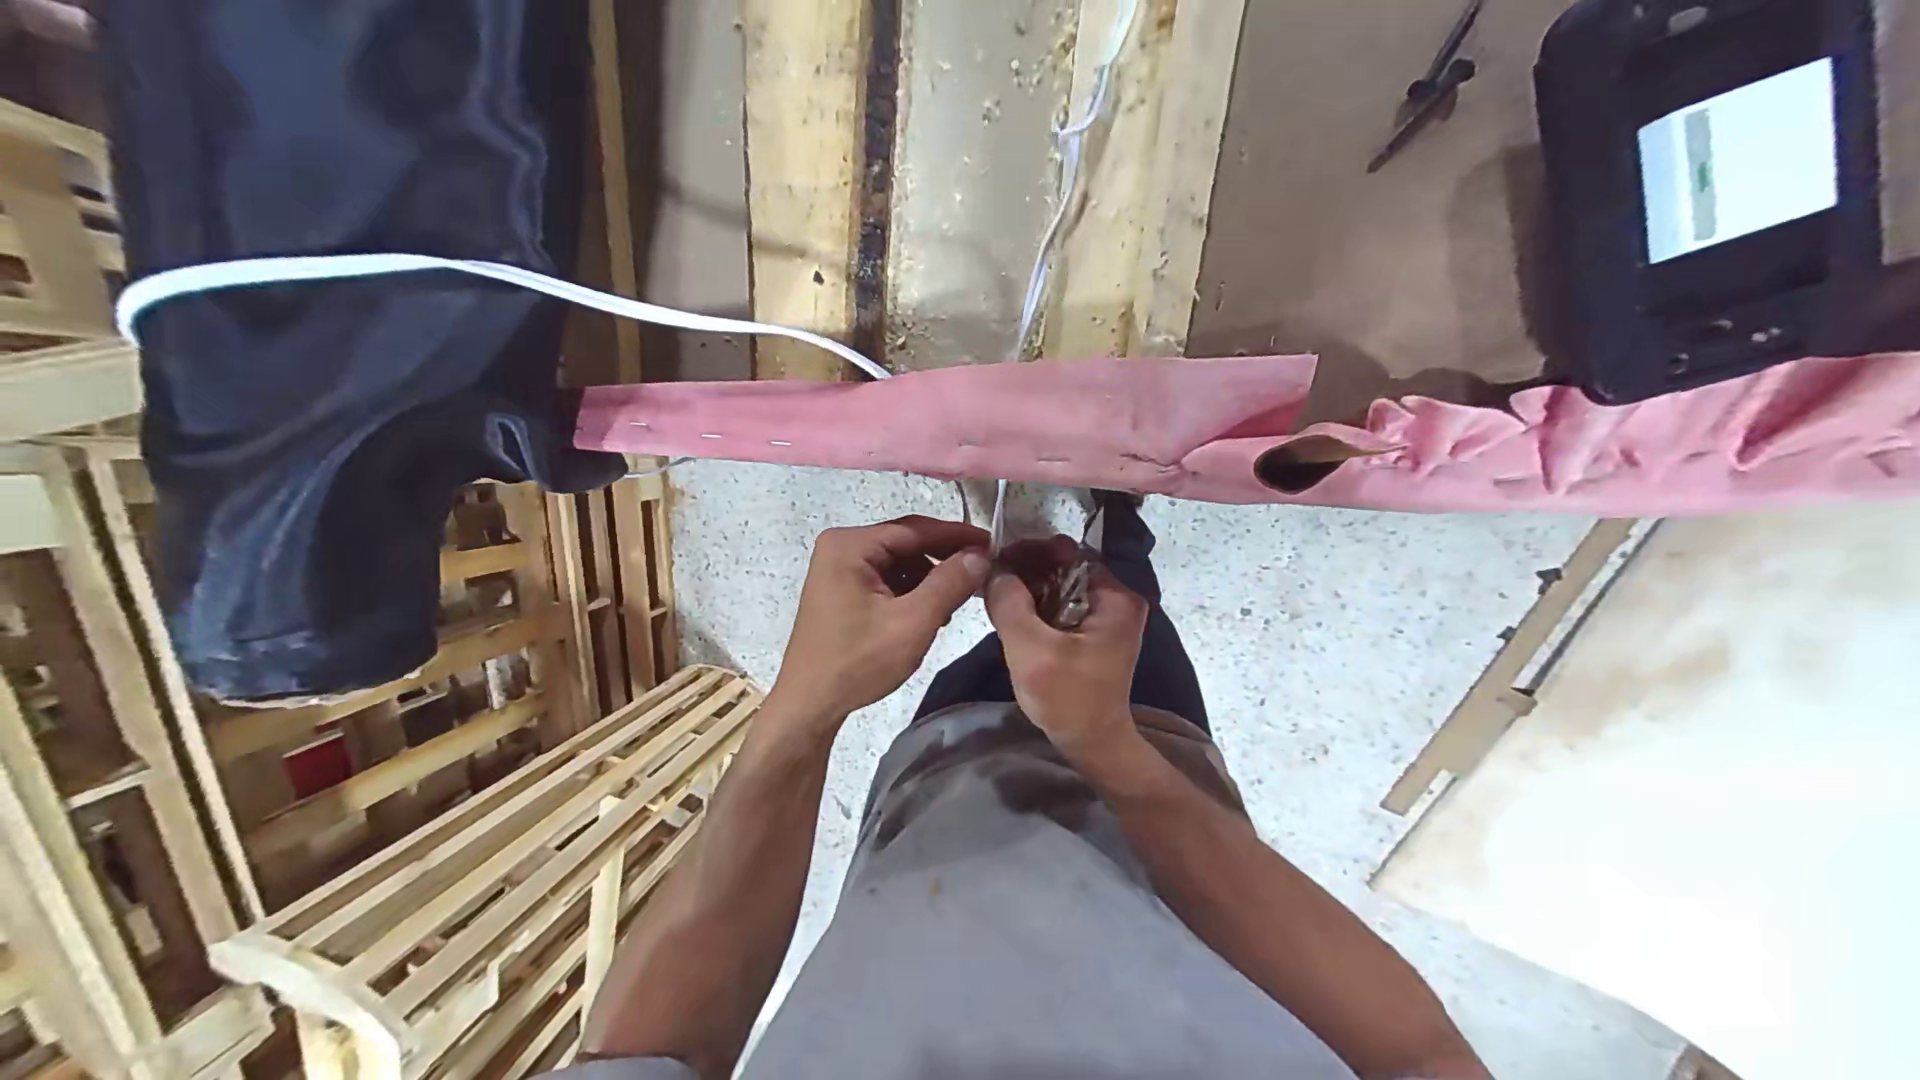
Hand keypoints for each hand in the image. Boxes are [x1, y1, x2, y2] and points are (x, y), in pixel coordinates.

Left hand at [770, 515, 990, 723]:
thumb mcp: (912, 622)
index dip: (958, 536)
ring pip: (899, 561)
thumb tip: (981, 556)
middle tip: (984, 570)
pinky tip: (933, 609)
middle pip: (906, 542)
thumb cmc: (858, 662)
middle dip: (945, 556)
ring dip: (930, 576)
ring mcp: (839, 568)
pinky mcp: (842, 589)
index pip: (915, 530)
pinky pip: (886, 577)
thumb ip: (949, 584)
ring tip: (961, 596)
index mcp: (850, 545)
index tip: (994, 545)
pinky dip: (912, 589)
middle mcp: (842, 547)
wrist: (810, 704)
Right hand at [986, 538, 1149, 757]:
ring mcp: (1107, 615)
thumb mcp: (1031, 649)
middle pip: (1063, 567)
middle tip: (992, 579)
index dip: (1031, 553)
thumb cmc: (1068, 699)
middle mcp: (1117, 599)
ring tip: (996, 594)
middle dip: (1027, 570)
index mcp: (1114, 597)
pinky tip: (1012, 611)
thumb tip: (993, 568)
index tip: (997, 561)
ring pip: (1059, 585)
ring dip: (1028, 587)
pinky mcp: (1094, 631)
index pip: (1068, 554)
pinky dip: (1036, 605)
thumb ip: (1010, 603)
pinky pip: (1060, 605)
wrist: (1092, 743)